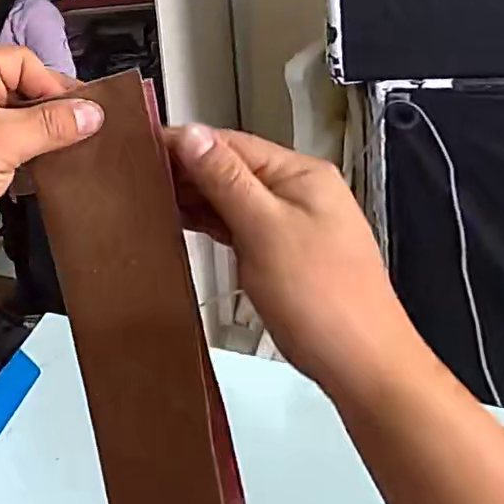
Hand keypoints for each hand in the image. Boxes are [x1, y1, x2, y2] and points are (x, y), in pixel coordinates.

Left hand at [0, 47, 102, 272]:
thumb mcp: (2, 143)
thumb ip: (51, 124)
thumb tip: (96, 112)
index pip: (20, 61)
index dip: (52, 83)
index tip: (83, 112)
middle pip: (16, 88)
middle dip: (50, 109)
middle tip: (87, 132)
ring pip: (10, 121)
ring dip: (40, 135)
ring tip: (75, 151)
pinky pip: (0, 147)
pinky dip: (23, 155)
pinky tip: (49, 170)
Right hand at [164, 124, 408, 387]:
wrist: (361, 366)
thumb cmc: (326, 301)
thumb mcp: (265, 229)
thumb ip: (226, 179)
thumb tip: (192, 136)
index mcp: (300, 175)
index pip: (231, 143)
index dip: (186, 143)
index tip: (147, 146)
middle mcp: (297, 191)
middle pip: (230, 167)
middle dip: (187, 170)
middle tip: (142, 177)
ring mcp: (289, 221)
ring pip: (231, 196)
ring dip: (196, 196)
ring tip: (155, 197)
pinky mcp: (280, 250)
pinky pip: (237, 223)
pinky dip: (210, 221)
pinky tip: (184, 221)